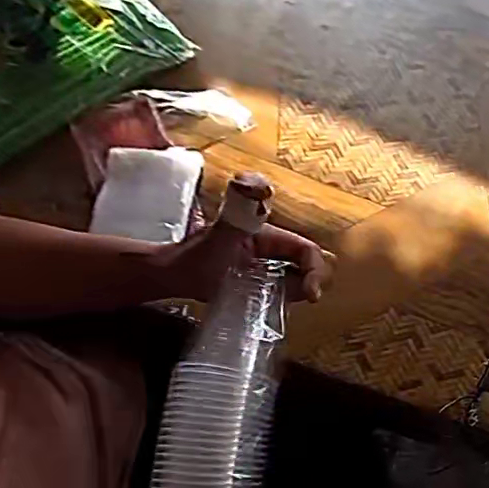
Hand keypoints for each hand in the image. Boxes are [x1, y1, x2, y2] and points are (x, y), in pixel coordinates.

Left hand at [160, 220, 336, 302]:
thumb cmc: (193, 258)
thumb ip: (239, 212)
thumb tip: (257, 184)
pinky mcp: (267, 281)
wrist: (172, 277)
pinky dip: (296, 296)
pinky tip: (281, 303)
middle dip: (317, 280)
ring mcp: (273, 265)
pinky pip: (294, 287)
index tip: (311, 294)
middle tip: (307, 298)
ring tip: (290, 301)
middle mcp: (276, 248)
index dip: (316, 269)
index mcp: (270, 235)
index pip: (307, 250)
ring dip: (307, 290)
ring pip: (307, 276)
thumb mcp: (220, 235)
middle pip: (314, 262)